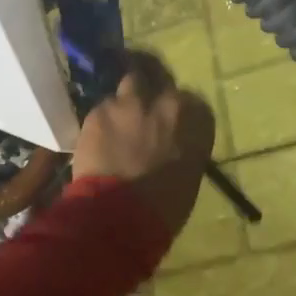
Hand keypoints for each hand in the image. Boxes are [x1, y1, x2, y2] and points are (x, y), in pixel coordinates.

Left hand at [71, 51, 216, 234]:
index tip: (170, 123)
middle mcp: (166, 101)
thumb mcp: (189, 172)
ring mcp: (130, 101)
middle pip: (159, 81)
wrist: (121, 214)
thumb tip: (172, 143)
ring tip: (120, 119)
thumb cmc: (165, 206)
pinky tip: (99, 137)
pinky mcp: (99, 110)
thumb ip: (183, 145)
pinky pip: (104, 106)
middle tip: (143, 111)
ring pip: (129, 84)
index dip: (177, 111)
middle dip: (151, 93)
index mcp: (196, 119)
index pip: (191, 101)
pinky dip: (104, 118)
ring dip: (127, 99)